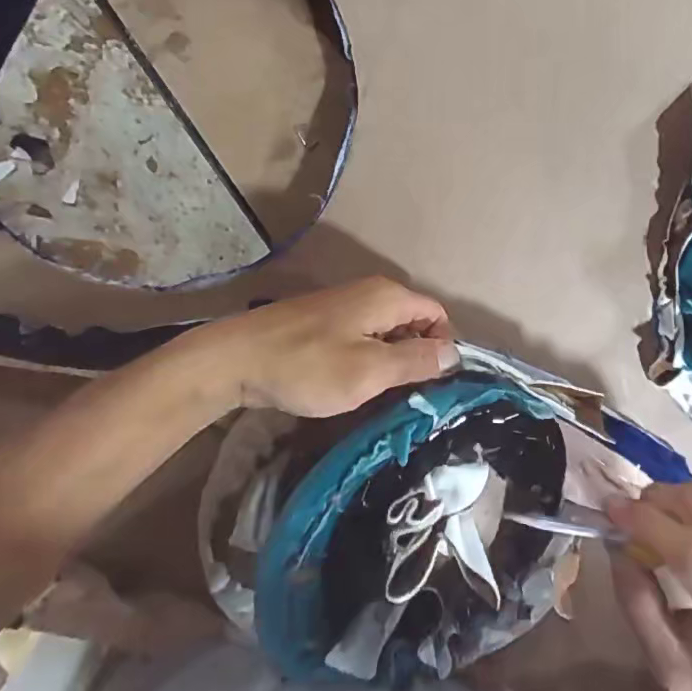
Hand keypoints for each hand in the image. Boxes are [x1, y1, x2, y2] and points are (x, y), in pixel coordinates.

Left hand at [180, 277, 456, 417]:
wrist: (236, 359)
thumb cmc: (307, 365)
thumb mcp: (369, 371)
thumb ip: (415, 360)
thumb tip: (454, 353)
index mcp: (386, 296)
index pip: (437, 314)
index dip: (444, 348)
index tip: (436, 386)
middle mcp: (369, 292)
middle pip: (413, 322)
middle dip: (417, 357)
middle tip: (410, 398)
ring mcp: (343, 306)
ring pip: (386, 333)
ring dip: (390, 363)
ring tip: (381, 397)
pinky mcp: (323, 322)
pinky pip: (361, 338)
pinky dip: (366, 360)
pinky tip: (353, 386)